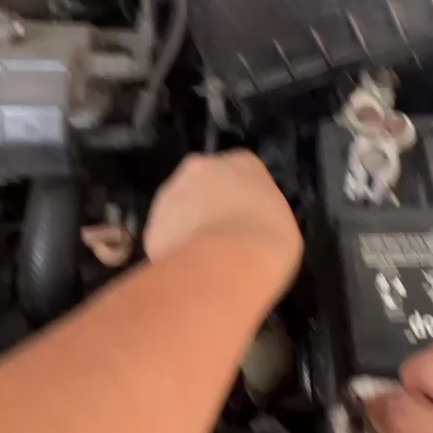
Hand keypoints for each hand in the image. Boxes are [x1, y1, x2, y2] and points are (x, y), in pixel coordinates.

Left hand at [144, 150, 301, 270]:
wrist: (228, 264)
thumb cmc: (269, 240)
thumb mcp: (280, 220)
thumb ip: (260, 211)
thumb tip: (247, 223)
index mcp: (241, 161)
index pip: (241, 171)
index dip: (241, 197)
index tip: (245, 219)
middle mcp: (202, 166)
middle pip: (204, 183)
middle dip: (209, 205)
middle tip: (222, 237)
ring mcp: (171, 192)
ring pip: (179, 208)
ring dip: (188, 226)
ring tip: (204, 259)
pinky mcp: (151, 224)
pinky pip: (164, 237)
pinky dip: (172, 250)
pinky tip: (187, 270)